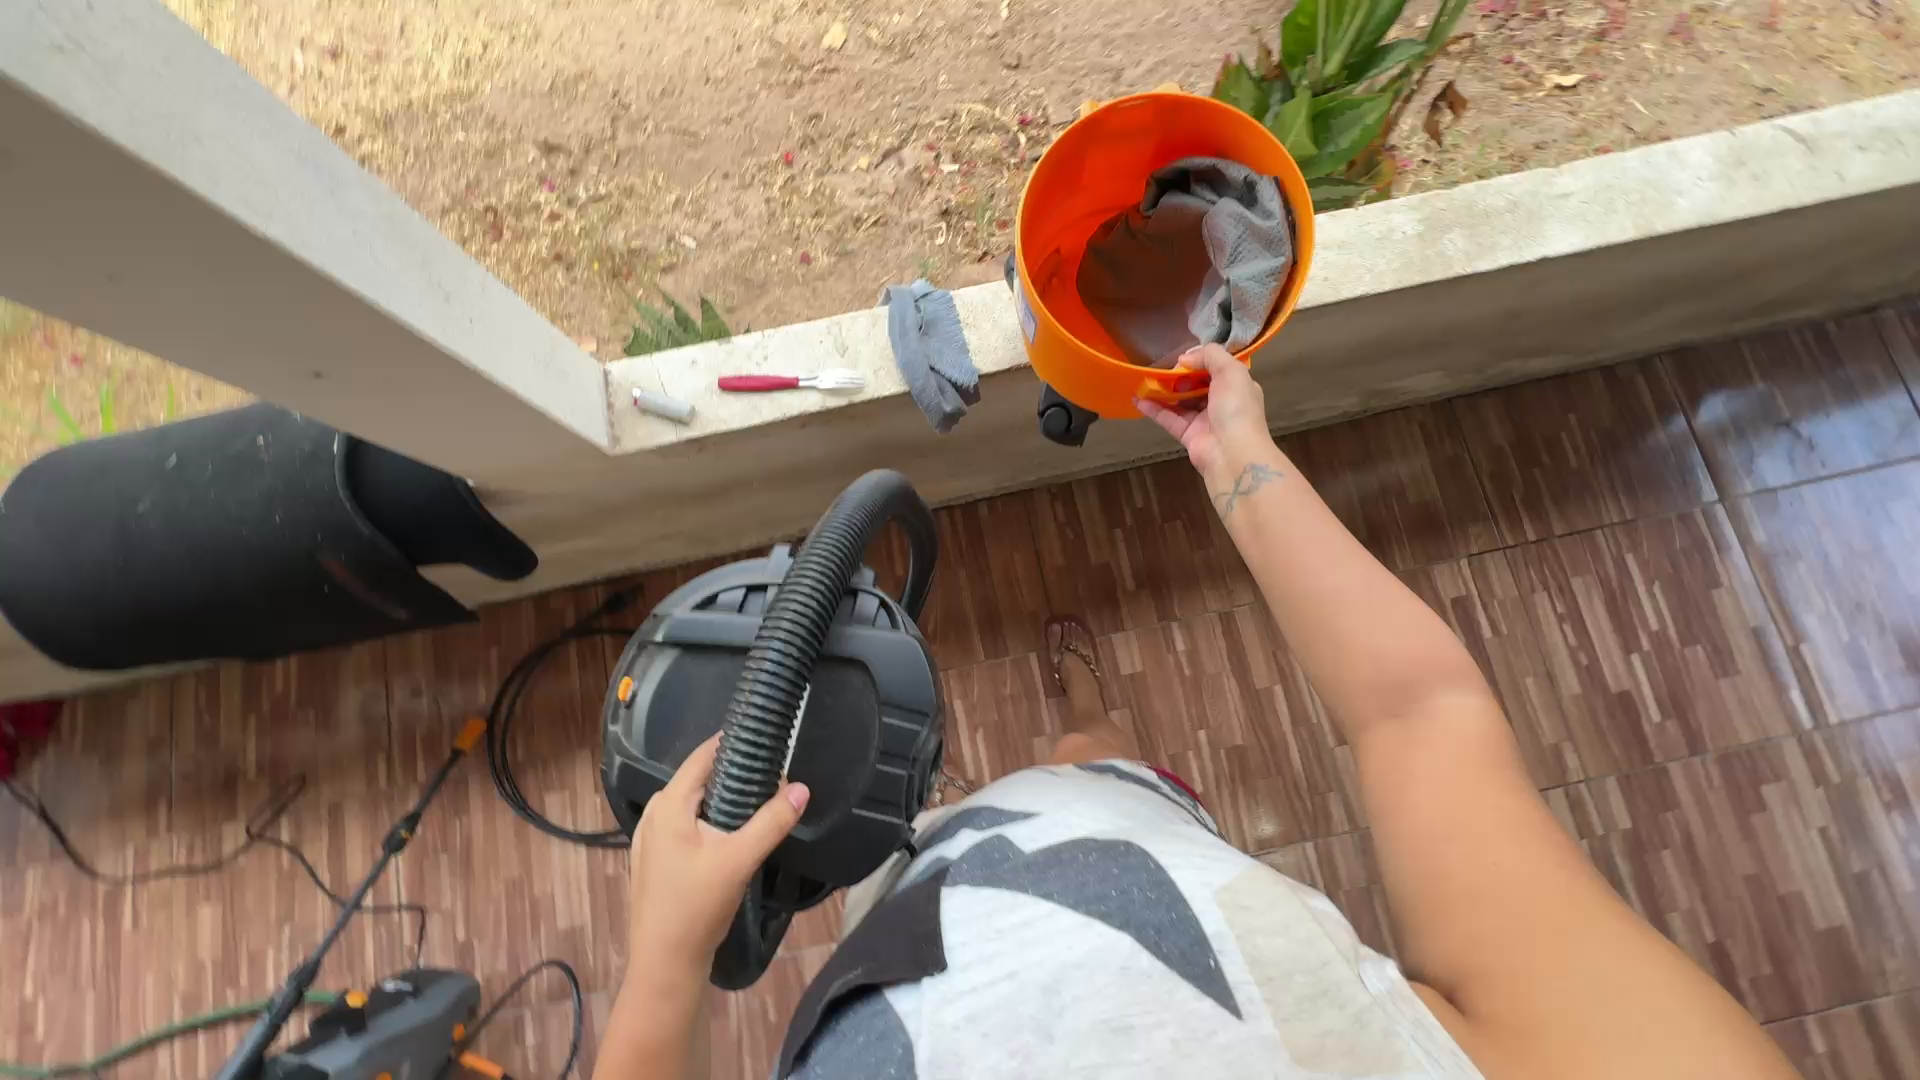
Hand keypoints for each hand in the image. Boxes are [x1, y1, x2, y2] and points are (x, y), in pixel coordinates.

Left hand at [626, 734, 809, 981]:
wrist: (664, 966)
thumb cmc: (696, 907)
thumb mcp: (740, 859)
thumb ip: (772, 821)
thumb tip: (802, 787)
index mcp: (669, 805)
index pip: (702, 755)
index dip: (733, 741)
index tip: (766, 735)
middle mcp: (654, 815)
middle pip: (698, 778)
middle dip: (734, 770)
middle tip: (773, 769)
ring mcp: (650, 839)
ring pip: (693, 802)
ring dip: (723, 796)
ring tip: (759, 796)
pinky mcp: (656, 861)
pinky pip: (687, 823)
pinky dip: (710, 817)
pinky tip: (732, 832)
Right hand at [1135, 344, 1273, 482]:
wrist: (1233, 452)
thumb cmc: (1236, 407)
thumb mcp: (1231, 370)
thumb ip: (1210, 355)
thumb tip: (1185, 358)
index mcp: (1237, 386)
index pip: (1217, 370)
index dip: (1200, 362)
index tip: (1182, 359)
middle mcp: (1221, 403)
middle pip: (1197, 385)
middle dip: (1180, 377)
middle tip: (1163, 370)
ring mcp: (1204, 420)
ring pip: (1181, 402)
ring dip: (1164, 391)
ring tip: (1145, 382)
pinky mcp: (1188, 435)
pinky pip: (1169, 418)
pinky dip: (1154, 409)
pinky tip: (1138, 400)